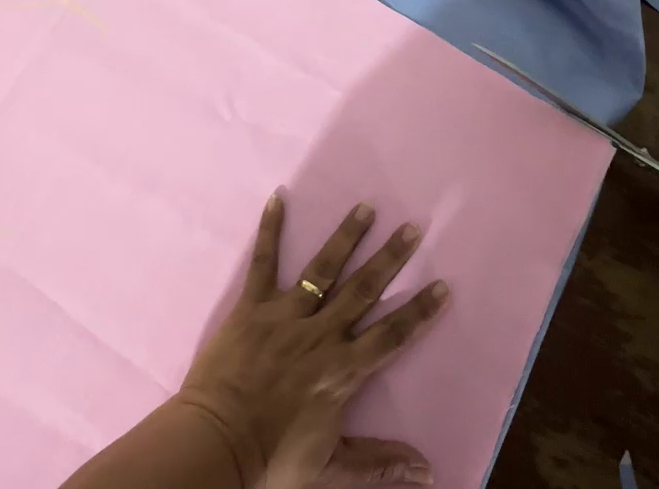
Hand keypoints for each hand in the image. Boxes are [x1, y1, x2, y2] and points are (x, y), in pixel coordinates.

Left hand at [175, 194, 450, 487]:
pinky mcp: (252, 307)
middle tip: (412, 227)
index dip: (418, 312)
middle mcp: (321, 334)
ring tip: (365, 207)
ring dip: (346, 236)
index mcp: (342, 371)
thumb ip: (379, 463)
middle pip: (363, 290)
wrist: (216, 445)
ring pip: (323, 269)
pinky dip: (270, 229)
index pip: (391, 336)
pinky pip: (263, 262)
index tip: (442, 286)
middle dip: (390, 257)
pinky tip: (278, 197)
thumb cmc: (272, 459)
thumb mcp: (331, 468)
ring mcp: (285, 316)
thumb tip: (428, 471)